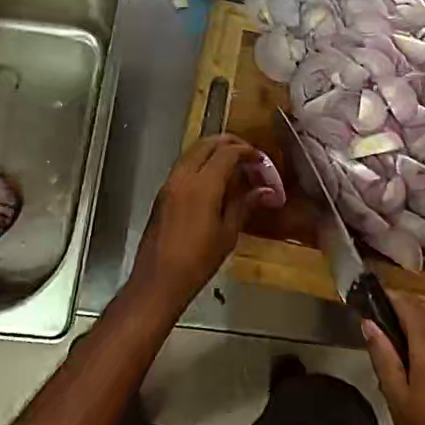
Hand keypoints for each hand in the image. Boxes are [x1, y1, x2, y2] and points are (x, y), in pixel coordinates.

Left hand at [131, 134, 278, 304]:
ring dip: (213, 152)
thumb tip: (266, 192)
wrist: (158, 280)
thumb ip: (245, 205)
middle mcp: (183, 176)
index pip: (228, 153)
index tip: (261, 159)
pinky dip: (201, 164)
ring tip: (234, 167)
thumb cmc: (198, 261)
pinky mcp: (162, 194)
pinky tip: (214, 182)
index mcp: (203, 184)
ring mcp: (169, 183)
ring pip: (193, 153)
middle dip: (229, 144)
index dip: (247, 151)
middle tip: (248, 155)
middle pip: (207, 144)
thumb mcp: (227, 233)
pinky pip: (184, 167)